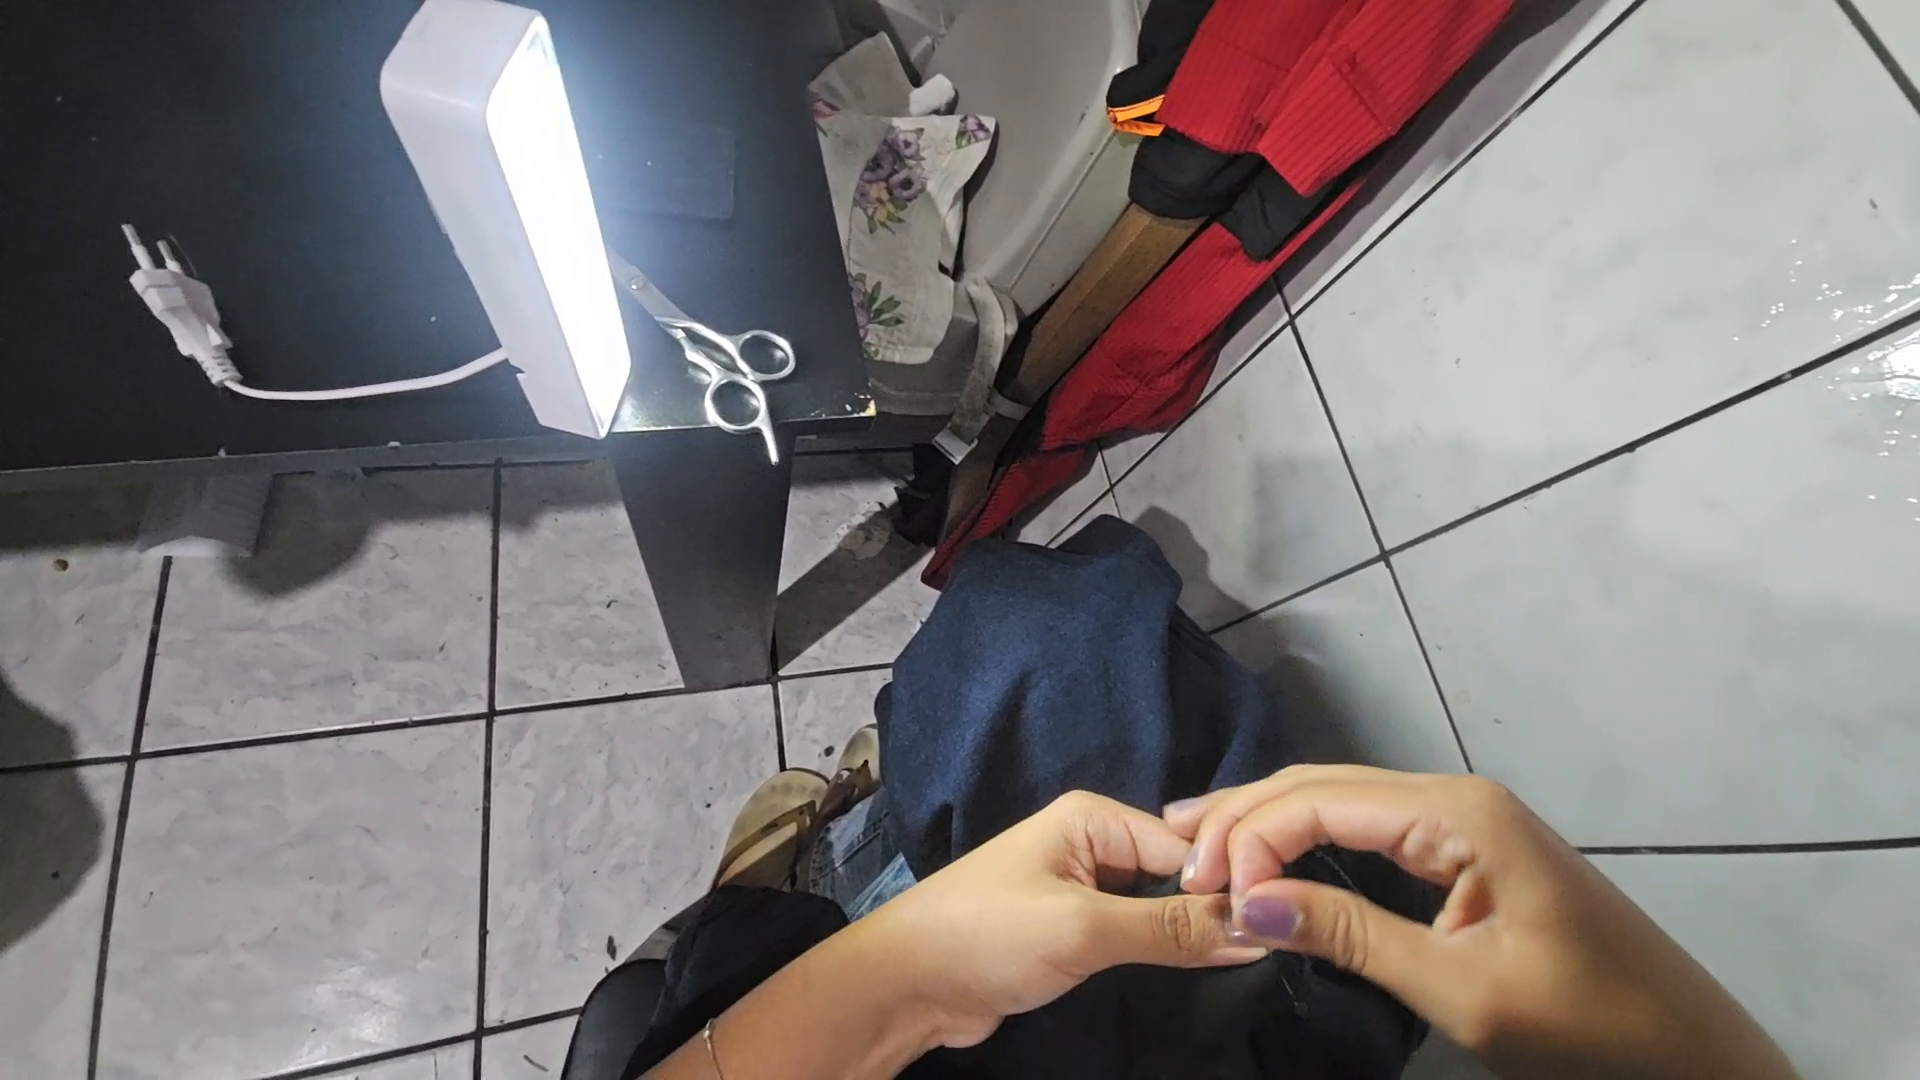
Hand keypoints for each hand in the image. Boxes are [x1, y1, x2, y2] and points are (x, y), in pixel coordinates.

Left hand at [858, 791, 1267, 1048]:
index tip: (1279, 931)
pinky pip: (1133, 931)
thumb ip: (1168, 928)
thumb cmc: (991, 932)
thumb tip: (1257, 928)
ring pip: (1156, 907)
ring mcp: (1083, 885)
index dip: (1230, 888)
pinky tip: (1195, 974)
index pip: (1185, 849)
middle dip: (1209, 912)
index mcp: (1095, 818)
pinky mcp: (1075, 926)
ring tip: (1244, 968)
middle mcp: (1093, 842)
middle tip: (1266, 956)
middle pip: (1174, 875)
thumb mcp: (1083, 928)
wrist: (911, 980)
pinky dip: (1158, 950)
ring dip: (1186, 935)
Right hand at [1167, 766, 1799, 1079]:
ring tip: (1195, 835)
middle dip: (1243, 817)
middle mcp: (1445, 791)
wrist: (1704, 1062)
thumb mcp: (1465, 993)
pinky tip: (1260, 840)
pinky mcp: (1450, 839)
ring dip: (1261, 817)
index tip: (1208, 889)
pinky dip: (1297, 833)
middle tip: (1181, 856)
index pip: (1321, 801)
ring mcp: (1449, 811)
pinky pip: (1353, 820)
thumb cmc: (1594, 1031)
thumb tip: (1243, 902)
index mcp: (1455, 811)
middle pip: (1315, 784)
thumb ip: (1349, 934)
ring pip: (1328, 795)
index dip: (1252, 836)